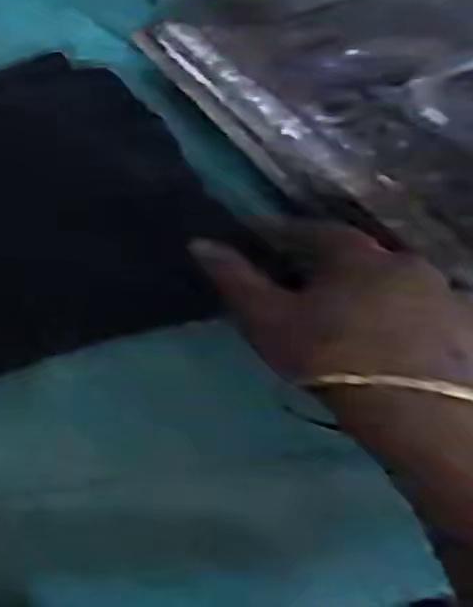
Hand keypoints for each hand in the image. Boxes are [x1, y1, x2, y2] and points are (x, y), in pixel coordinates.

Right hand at [190, 224, 472, 385]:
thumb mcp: (262, 312)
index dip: (281, 230)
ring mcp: (453, 306)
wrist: (418, 417)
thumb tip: (200, 243)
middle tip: (296, 275)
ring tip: (338, 308)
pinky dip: (398, 316)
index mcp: (363, 257)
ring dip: (367, 290)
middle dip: (329, 262)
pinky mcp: (470, 339)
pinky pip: (423, 314)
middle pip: (363, 257)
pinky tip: (377, 333)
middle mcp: (415, 270)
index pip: (317, 230)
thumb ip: (232, 273)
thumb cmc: (327, 351)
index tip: (253, 236)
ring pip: (396, 286)